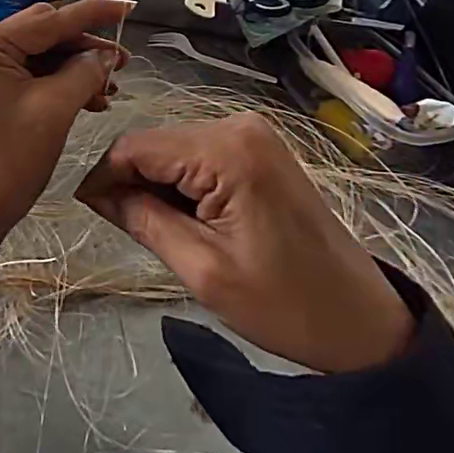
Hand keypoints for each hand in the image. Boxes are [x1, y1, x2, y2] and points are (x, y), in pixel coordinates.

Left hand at [0, 0, 131, 245]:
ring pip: (36, 56)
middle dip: (83, 47)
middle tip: (123, 64)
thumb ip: (84, 71)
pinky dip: (55, 83)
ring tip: (110, 89)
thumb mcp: (54, 109)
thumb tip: (105, 53)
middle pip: (41, 35)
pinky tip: (87, 99)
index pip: (47, 21)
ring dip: (73, 69)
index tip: (128, 6)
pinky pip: (25, 75)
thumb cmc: (8, 158)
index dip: (91, 15)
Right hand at [74, 113, 413, 372]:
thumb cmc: (287, 305)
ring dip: (154, 183)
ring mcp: (251, 134)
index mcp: (226, 151)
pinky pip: (194, 154)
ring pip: (169, 148)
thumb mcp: (202, 269)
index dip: (103, 176)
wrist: (367, 326)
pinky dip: (179, 181)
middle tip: (123, 224)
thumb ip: (141, 219)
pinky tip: (185, 214)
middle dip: (130, 181)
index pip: (134, 147)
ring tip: (158, 225)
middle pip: (152, 144)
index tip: (86, 208)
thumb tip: (93, 193)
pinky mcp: (257, 148)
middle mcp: (237, 127)